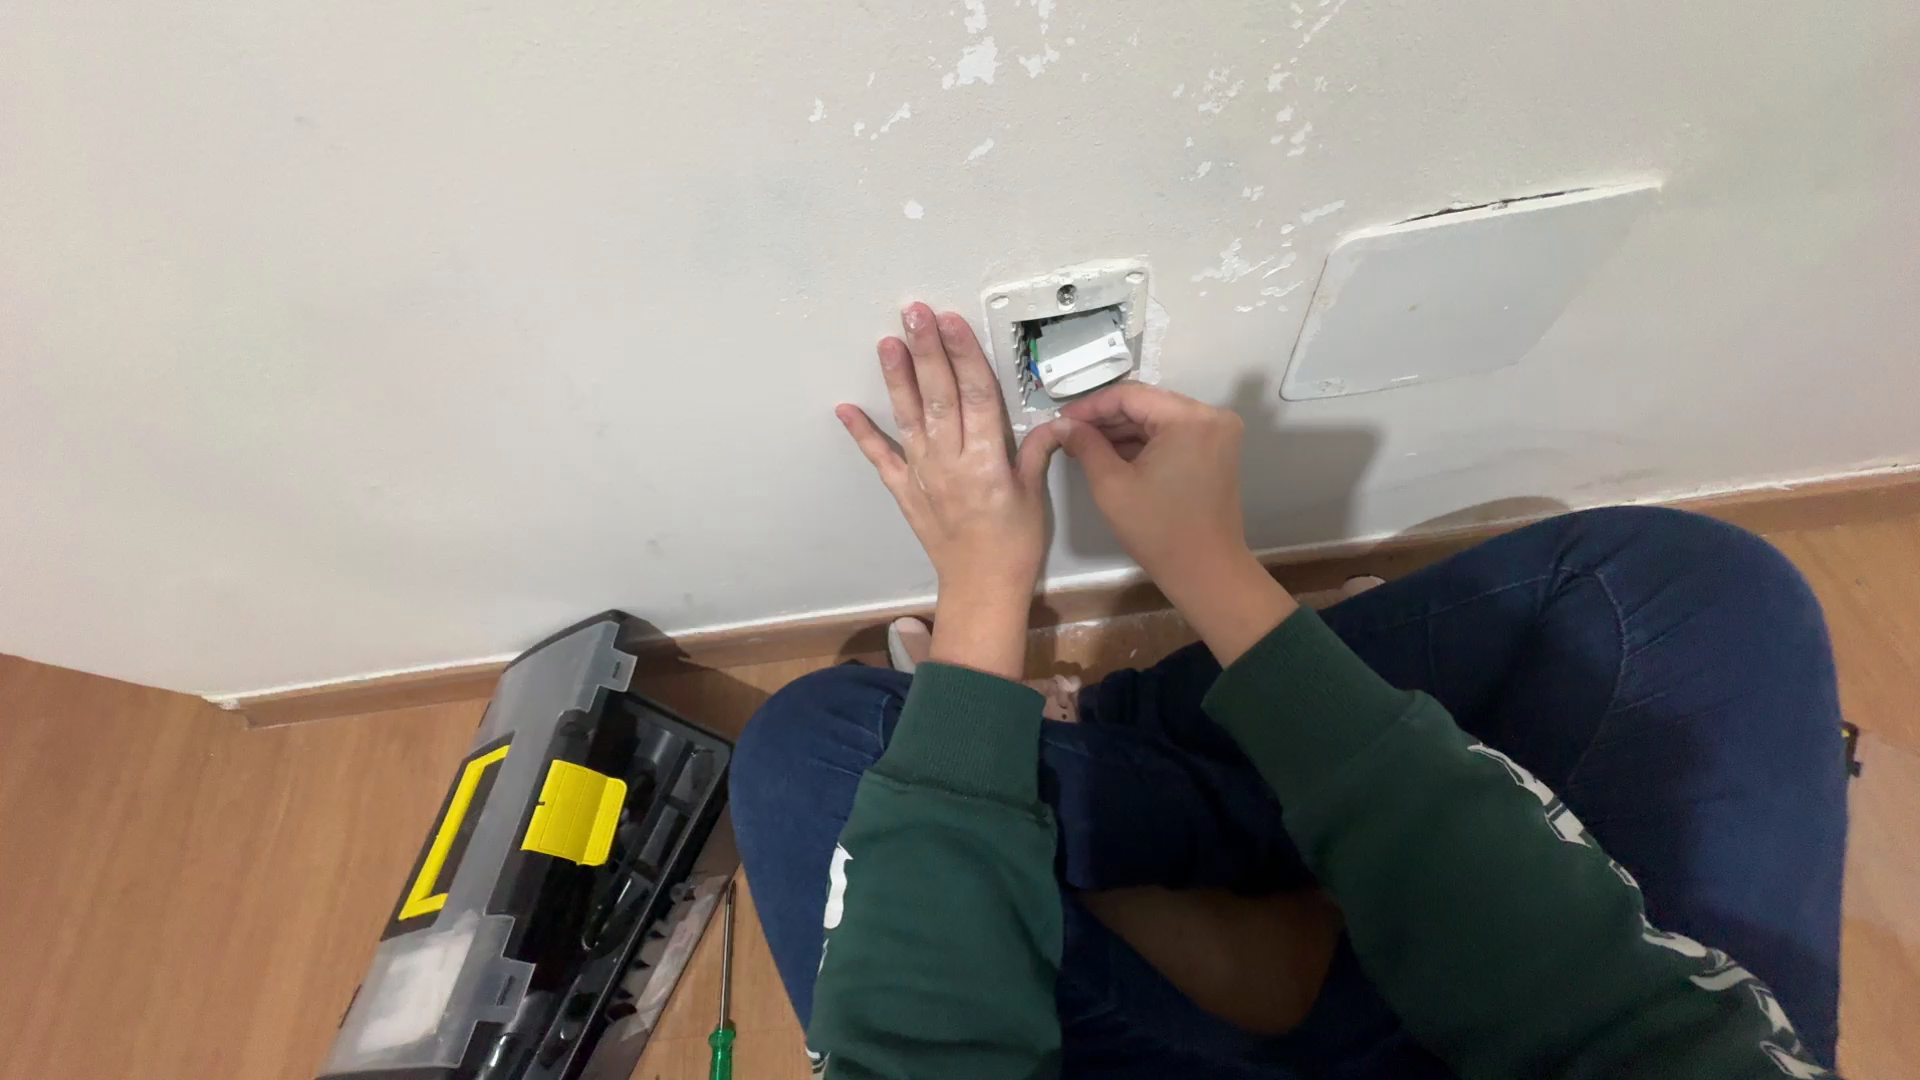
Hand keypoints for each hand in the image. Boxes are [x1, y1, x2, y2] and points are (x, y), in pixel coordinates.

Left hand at [836, 303, 1064, 679]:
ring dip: (897, 378)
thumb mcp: (1034, 496)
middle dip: (927, 350)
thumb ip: (1037, 453)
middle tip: (914, 312)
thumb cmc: (1014, 543)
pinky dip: (861, 433)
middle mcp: (951, 459)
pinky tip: (844, 409)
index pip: (976, 393)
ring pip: (908, 417)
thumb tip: (1055, 420)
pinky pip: (880, 458)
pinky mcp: (905, 490)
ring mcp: (923, 474)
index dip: (963, 353)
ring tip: (887, 342)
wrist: (981, 586)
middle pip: (939, 394)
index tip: (950, 320)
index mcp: (987, 457)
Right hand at [1055, 383, 1296, 664]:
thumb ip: (1085, 445)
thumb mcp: (1111, 484)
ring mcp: (1217, 433)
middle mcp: (1210, 416)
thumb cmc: (1156, 529)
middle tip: (1068, 432)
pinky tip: (1111, 453)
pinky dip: (1143, 442)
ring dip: (1122, 430)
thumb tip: (1061, 424)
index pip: (1130, 395)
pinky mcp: (1215, 450)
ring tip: (1083, 443)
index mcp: (1189, 419)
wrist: (1205, 570)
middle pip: (1146, 404)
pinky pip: (1171, 435)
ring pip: (1158, 419)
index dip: (1090, 406)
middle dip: (1105, 418)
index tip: (1060, 420)